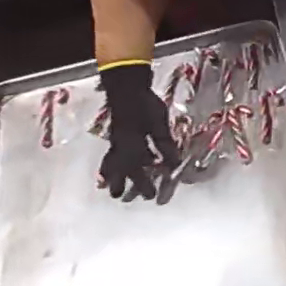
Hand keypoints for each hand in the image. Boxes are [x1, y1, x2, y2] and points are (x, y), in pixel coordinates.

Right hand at [97, 64, 181, 199]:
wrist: (127, 88)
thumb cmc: (145, 106)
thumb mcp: (159, 125)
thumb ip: (165, 145)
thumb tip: (173, 164)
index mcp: (131, 147)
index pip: (138, 170)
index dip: (144, 184)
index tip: (149, 196)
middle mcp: (120, 146)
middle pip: (118, 169)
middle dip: (120, 183)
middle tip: (119, 197)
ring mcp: (116, 139)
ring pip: (111, 162)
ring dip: (112, 174)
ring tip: (111, 186)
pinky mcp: (117, 133)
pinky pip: (112, 153)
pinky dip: (112, 163)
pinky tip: (117, 164)